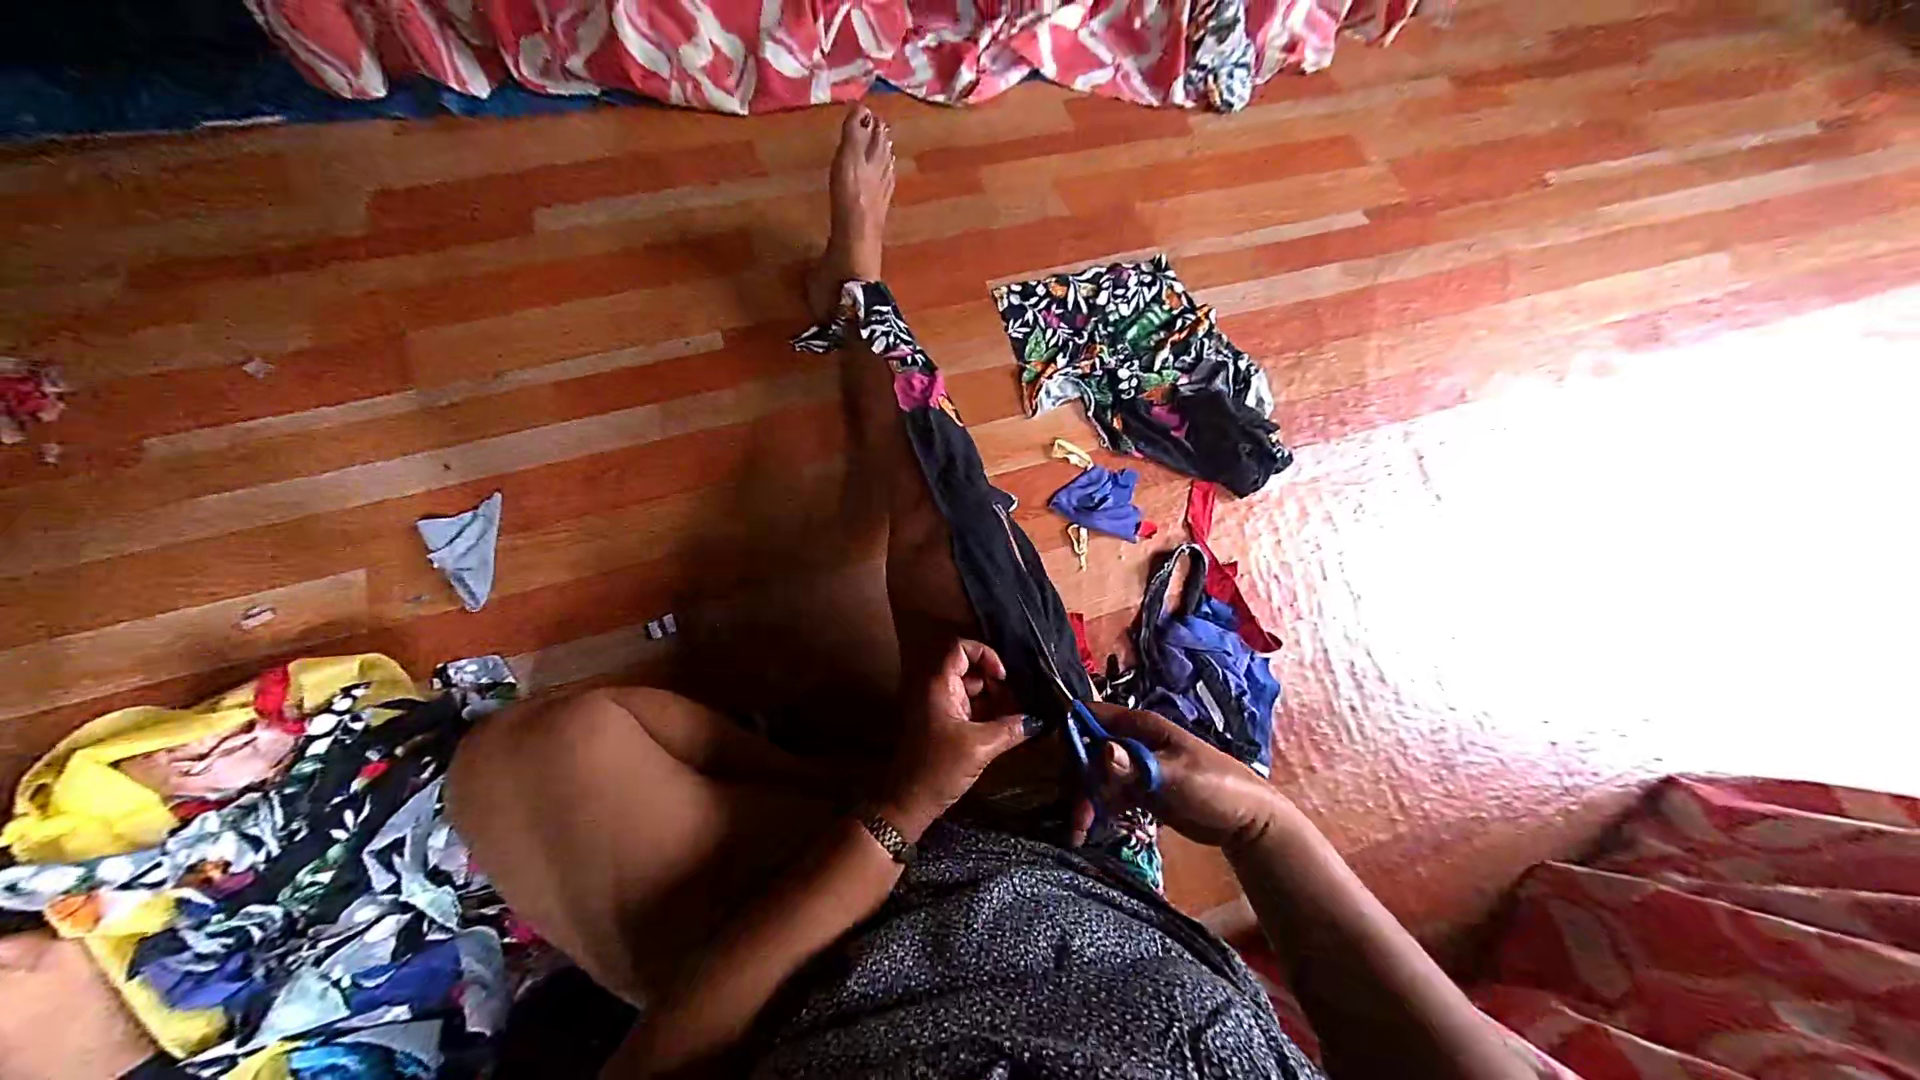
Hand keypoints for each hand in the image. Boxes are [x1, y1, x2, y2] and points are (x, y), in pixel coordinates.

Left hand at [878, 639, 1031, 837]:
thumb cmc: (938, 769)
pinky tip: (1010, 727)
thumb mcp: (979, 747)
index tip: (1003, 677)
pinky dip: (989, 714)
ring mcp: (940, 707)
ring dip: (996, 700)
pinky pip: (971, 708)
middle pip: (971, 669)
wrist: (908, 803)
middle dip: (997, 682)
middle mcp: (937, 689)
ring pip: (973, 690)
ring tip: (1019, 717)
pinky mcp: (945, 724)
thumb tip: (1037, 719)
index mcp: (938, 684)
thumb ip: (1010, 729)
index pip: (961, 648)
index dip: (985, 655)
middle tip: (1018, 702)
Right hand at [1072, 702, 1287, 852]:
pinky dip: (1098, 809)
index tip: (1059, 765)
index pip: (1092, 715)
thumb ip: (1136, 766)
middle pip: (1088, 749)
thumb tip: (1103, 752)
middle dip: (1077, 779)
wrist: (1248, 822)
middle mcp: (1131, 740)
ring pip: (1095, 774)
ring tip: (1081, 831)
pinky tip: (1092, 830)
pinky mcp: (1138, 789)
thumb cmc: (1215, 787)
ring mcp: (1134, 765)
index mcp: (1140, 725)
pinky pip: (1109, 793)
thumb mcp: (1175, 776)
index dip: (1071, 733)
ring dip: (1085, 799)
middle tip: (1076, 815)